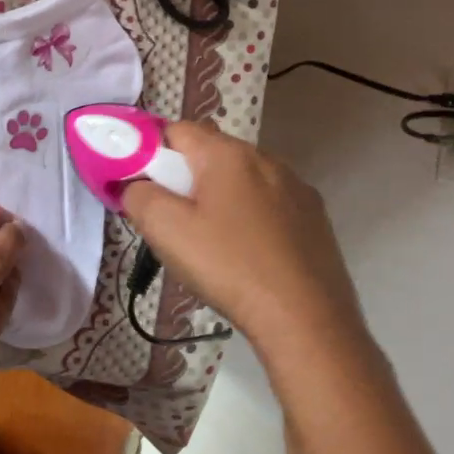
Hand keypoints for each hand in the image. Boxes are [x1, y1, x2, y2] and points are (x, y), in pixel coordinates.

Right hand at [122, 121, 365, 354]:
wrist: (308, 324)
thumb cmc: (228, 266)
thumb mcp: (163, 228)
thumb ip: (136, 193)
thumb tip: (136, 186)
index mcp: (229, 155)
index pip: (175, 129)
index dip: (150, 151)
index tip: (140, 186)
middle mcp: (268, 161)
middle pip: (209, 154)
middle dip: (183, 177)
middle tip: (170, 218)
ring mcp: (298, 191)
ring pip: (240, 181)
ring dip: (217, 198)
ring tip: (208, 240)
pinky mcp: (317, 222)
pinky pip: (267, 205)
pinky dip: (248, 218)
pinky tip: (244, 254)